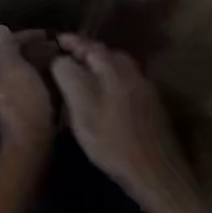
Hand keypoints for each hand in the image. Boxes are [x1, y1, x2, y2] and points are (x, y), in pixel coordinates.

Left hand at [0, 24, 54, 157]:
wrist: (31, 143)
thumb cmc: (24, 103)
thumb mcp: (12, 69)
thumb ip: (5, 47)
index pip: (11, 44)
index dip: (30, 36)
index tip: (52, 34)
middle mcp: (5, 81)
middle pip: (23, 57)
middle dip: (42, 49)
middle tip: (65, 47)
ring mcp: (18, 97)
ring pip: (33, 72)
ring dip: (48, 63)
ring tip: (69, 60)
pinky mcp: (31, 109)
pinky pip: (41, 86)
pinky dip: (52, 79)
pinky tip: (66, 79)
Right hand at [50, 34, 193, 206]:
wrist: (155, 173)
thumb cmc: (113, 141)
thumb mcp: (83, 110)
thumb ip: (70, 79)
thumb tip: (61, 59)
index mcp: (116, 72)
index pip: (92, 47)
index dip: (73, 42)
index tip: (56, 39)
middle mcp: (134, 75)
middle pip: (109, 55)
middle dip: (87, 52)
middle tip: (66, 56)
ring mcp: (145, 92)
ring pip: (119, 70)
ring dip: (99, 67)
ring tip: (79, 74)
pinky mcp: (150, 108)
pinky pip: (125, 83)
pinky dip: (109, 81)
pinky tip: (100, 95)